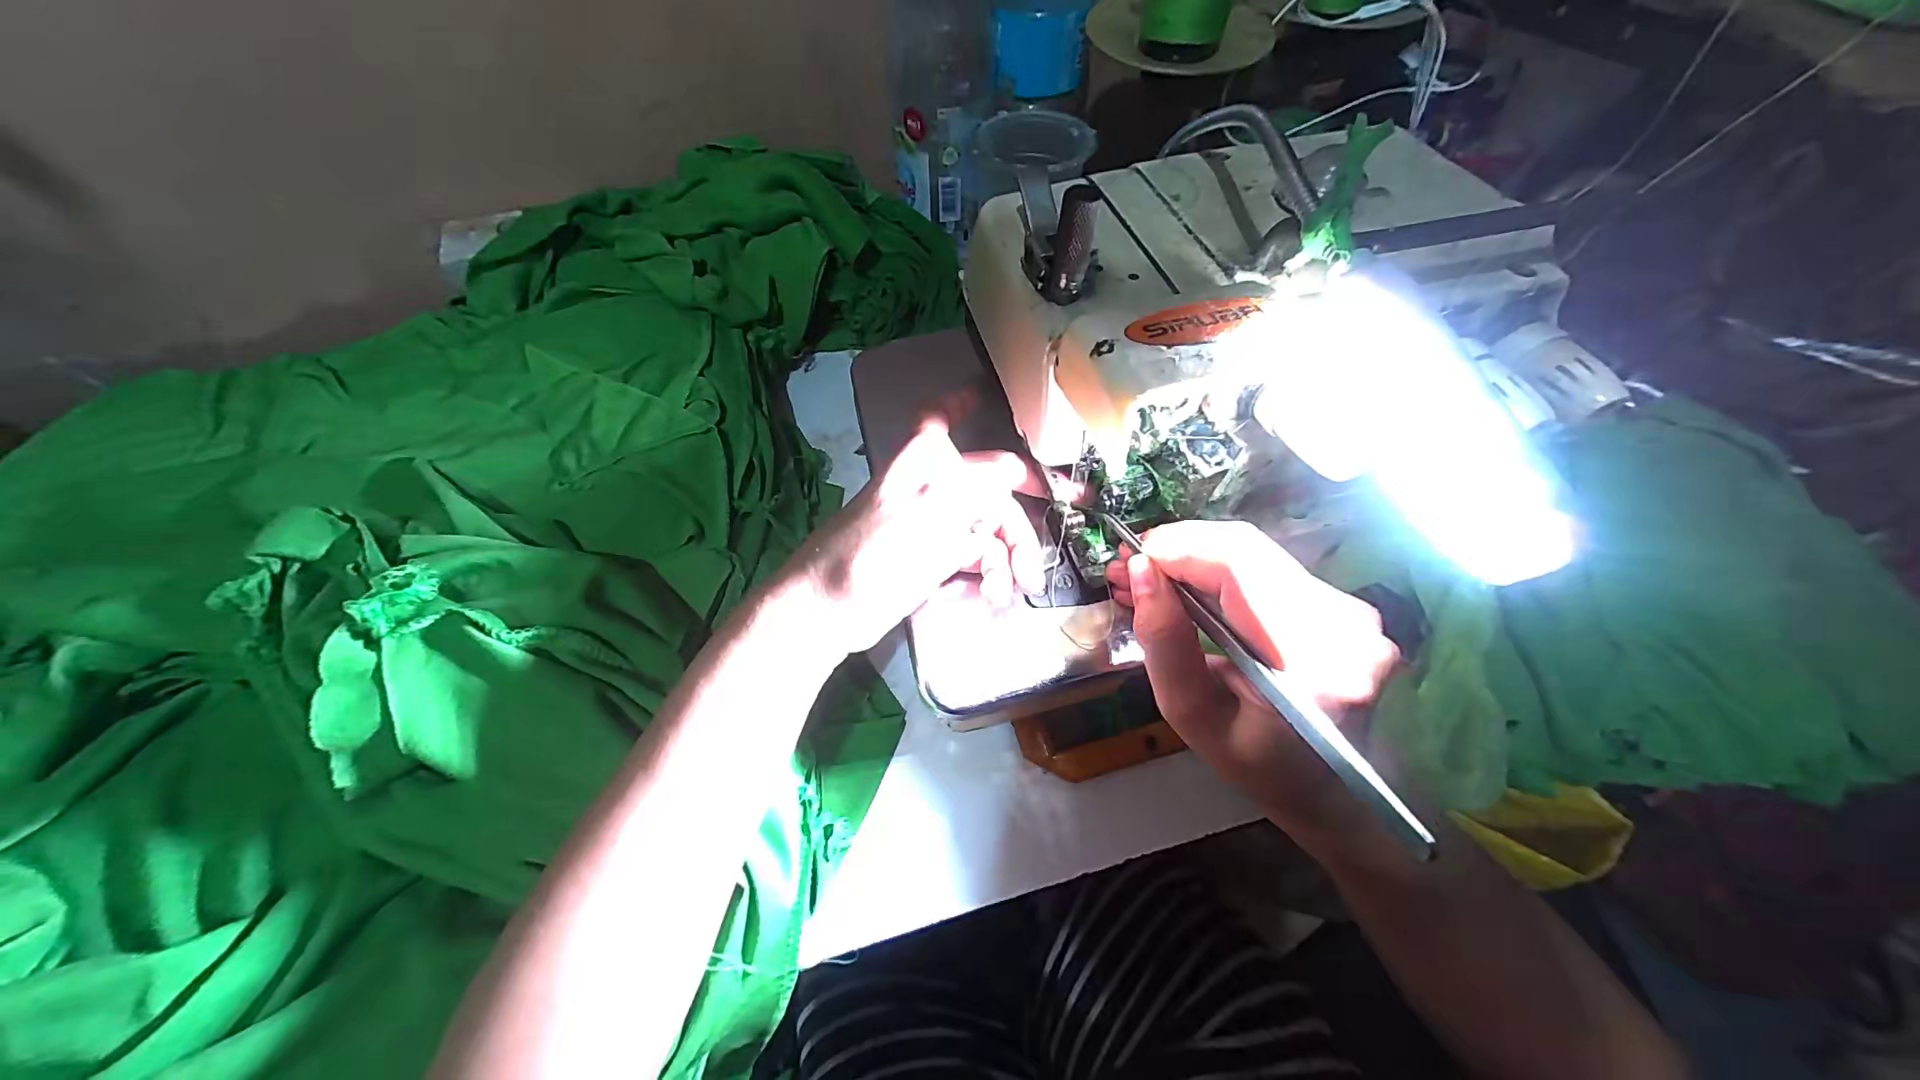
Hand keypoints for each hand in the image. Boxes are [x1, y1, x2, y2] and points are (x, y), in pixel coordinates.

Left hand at [785, 415, 1056, 655]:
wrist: (826, 612)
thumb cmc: (872, 556)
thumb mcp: (930, 515)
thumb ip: (976, 486)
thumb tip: (1012, 467)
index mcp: (924, 464)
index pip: (943, 417)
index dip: (965, 402)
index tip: (988, 393)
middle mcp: (930, 490)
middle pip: (990, 494)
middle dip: (1017, 527)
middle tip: (1038, 558)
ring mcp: (931, 528)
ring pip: (986, 533)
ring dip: (1004, 562)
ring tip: (1005, 592)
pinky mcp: (929, 561)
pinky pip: (971, 562)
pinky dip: (985, 579)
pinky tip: (988, 597)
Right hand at [1107, 521, 1399, 836]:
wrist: (1326, 788)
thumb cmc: (1253, 763)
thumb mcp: (1190, 713)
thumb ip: (1165, 640)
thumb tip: (1139, 571)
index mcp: (1310, 664)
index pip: (1239, 567)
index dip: (1178, 549)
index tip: (1128, 558)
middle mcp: (1345, 626)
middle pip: (1247, 549)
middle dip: (1178, 549)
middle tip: (1128, 567)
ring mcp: (1352, 612)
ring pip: (1255, 552)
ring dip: (1195, 557)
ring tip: (1150, 578)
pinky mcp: (1345, 605)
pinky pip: (1269, 567)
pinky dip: (1218, 569)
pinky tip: (1187, 585)